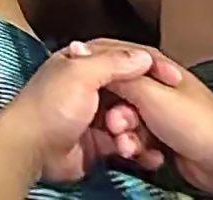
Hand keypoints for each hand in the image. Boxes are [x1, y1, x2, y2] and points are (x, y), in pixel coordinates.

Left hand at [0, 40, 171, 182]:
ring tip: (126, 142)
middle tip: (145, 121)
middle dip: (142, 108)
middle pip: (129, 91)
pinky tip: (145, 158)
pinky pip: (126, 142)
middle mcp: (87, 84)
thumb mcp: (81, 75)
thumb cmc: (55, 103)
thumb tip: (143, 54)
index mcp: (80, 61)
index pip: (119, 58)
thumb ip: (111, 64)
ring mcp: (93, 114)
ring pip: (130, 120)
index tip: (177, 79)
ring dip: (136, 132)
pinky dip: (136, 149)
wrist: (35, 145)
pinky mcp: (98, 141)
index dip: (147, 66)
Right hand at [93, 43, 212, 194]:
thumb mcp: (149, 94)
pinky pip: (136, 132)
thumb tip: (80, 50)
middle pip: (115, 87)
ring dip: (123, 131)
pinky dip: (135, 144)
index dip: (91, 63)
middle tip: (113, 124)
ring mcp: (156, 108)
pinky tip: (140, 153)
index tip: (75, 76)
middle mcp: (151, 81)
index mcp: (150, 62)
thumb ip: (115, 74)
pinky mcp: (160, 133)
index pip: (109, 52)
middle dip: (111, 109)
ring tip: (128, 145)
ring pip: (123, 113)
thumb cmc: (191, 121)